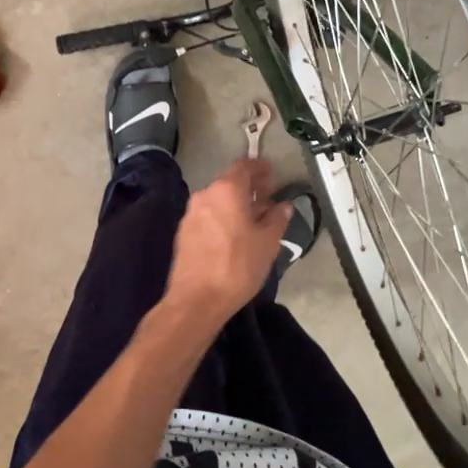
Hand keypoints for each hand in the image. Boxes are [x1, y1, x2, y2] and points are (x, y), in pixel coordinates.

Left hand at [164, 159, 289, 322]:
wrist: (196, 300)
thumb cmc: (237, 266)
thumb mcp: (267, 243)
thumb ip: (277, 219)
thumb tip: (284, 206)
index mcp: (226, 190)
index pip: (244, 167)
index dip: (259, 168)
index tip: (271, 173)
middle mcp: (205, 195)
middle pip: (230, 183)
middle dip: (249, 189)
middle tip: (267, 198)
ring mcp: (190, 214)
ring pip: (218, 201)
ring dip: (236, 205)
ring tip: (254, 220)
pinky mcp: (183, 233)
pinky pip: (208, 216)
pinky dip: (222, 218)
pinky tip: (234, 235)